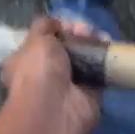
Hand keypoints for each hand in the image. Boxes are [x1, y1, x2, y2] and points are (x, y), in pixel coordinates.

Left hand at [1, 17, 101, 133]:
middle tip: (86, 30)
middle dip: (77, 35)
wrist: (56, 108)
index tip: (66, 24)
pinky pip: (99, 73)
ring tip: (100, 36)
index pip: (42, 42)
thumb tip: (55, 24)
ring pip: (84, 59)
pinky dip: (105, 60)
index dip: (56, 30)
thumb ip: (45, 26)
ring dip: (92, 45)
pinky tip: (108, 46)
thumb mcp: (36, 38)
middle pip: (66, 48)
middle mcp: (46, 75)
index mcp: (26, 62)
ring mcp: (69, 86)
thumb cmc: (39, 69)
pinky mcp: (90, 96)